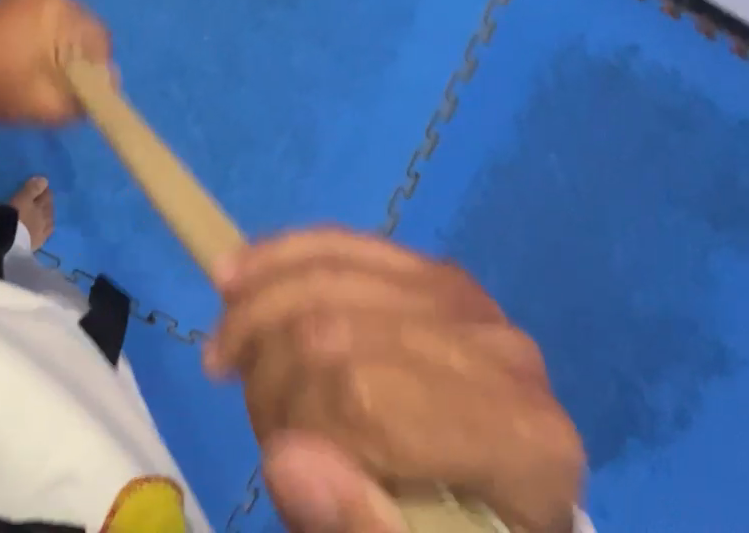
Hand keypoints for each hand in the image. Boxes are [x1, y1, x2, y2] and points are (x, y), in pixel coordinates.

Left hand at [0, 0, 111, 124]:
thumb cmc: (0, 85)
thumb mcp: (50, 105)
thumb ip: (89, 98)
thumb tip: (110, 82)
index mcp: (60, 8)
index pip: (100, 38)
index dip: (98, 67)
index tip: (82, 89)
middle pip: (82, 25)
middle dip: (78, 54)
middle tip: (62, 82)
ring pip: (61, 21)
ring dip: (59, 45)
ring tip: (42, 72)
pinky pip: (40, 16)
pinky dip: (40, 36)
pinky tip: (26, 59)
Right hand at [206, 229, 583, 532]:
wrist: (485, 507)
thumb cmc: (442, 532)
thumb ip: (354, 526)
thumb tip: (287, 459)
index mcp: (520, 444)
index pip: (366, 396)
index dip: (294, 417)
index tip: (271, 455)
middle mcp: (506, 356)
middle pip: (338, 328)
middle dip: (267, 367)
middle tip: (251, 416)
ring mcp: (470, 302)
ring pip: (329, 276)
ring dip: (255, 311)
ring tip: (228, 354)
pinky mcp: (433, 272)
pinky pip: (342, 244)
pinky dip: (277, 258)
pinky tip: (235, 277)